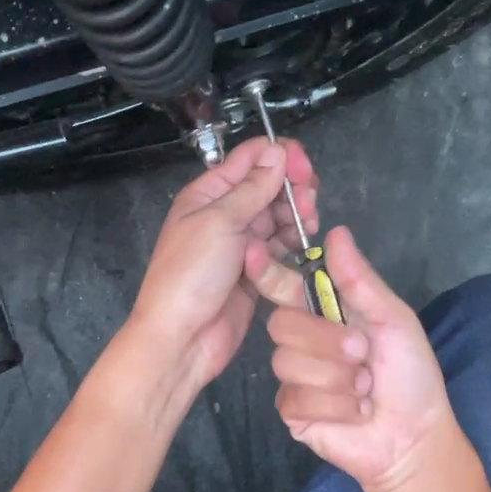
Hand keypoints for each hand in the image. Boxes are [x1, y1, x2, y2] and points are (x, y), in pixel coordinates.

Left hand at [127, 137, 318, 388]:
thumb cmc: (190, 275)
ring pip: (278, 219)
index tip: (304, 167)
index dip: (279, 156)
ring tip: (308, 223)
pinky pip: (279, 250)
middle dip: (292, 188)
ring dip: (295, 216)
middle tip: (308, 202)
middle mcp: (224, 216)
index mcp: (207, 195)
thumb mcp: (219, 221)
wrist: (182, 338)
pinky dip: (292, 244)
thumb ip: (252, 188)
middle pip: (268, 188)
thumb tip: (277, 152)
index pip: (249, 160)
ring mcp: (241, 247)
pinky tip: (302, 244)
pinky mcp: (256, 274)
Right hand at [246, 226, 457, 491]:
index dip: (267, 272)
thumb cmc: (410, 376)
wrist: (413, 436)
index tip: (252, 254)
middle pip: (281, 325)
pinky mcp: (293, 412)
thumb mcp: (393, 320)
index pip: (285, 288)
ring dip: (338, 379)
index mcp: (327, 315)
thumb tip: (336, 233)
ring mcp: (295, 379)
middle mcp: (306, 343)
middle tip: (362, 355)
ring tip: (365, 390)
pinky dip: (336, 406)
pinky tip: (356, 413)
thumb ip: (360, 281)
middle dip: (325, 340)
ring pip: (288, 364)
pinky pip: (297, 398)